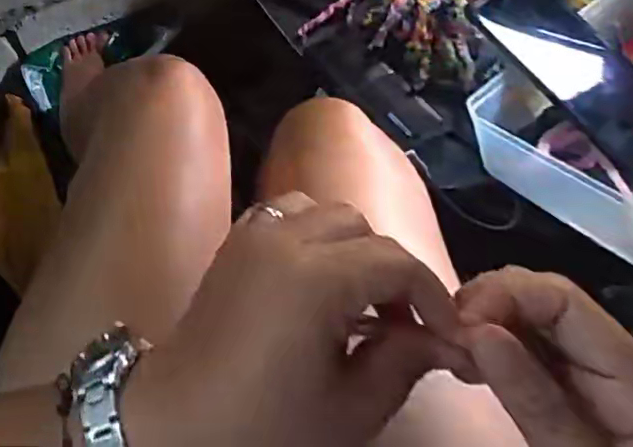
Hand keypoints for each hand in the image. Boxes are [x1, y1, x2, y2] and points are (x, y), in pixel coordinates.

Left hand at [120, 192, 465, 446]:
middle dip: (391, 267)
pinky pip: (284, 213)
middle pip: (357, 224)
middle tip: (404, 324)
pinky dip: (311, 233)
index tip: (449, 338)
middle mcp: (281, 236)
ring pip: (320, 209)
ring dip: (350, 244)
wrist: (184, 413)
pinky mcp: (235, 237)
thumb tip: (444, 339)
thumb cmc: (269, 423)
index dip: (433, 296)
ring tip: (360, 300)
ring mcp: (252, 231)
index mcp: (313, 275)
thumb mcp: (352, 406)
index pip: (394, 260)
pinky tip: (318, 282)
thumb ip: (403, 360)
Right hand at [454, 268, 632, 446]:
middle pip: (548, 299)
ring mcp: (613, 390)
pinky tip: (479, 367)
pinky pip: (541, 349)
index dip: (502, 294)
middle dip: (489, 303)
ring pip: (538, 319)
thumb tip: (477, 328)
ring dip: (489, 322)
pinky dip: (501, 345)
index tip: (458, 328)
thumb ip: (539, 405)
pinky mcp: (595, 403)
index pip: (562, 298)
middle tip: (451, 340)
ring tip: (459, 354)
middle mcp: (631, 376)